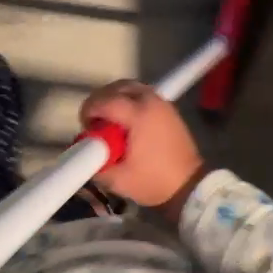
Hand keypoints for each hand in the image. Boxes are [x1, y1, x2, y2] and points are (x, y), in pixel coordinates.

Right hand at [80, 79, 208, 221]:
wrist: (190, 186)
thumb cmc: (154, 181)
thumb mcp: (119, 180)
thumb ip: (96, 163)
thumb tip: (82, 150)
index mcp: (139, 115)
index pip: (106, 101)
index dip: (90, 109)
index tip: (84, 124)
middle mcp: (151, 102)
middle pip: (118, 87)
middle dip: (101, 99)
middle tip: (94, 119)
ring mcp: (162, 102)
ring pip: (131, 87)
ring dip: (115, 97)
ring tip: (108, 118)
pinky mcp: (168, 108)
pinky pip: (142, 93)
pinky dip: (129, 99)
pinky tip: (124, 119)